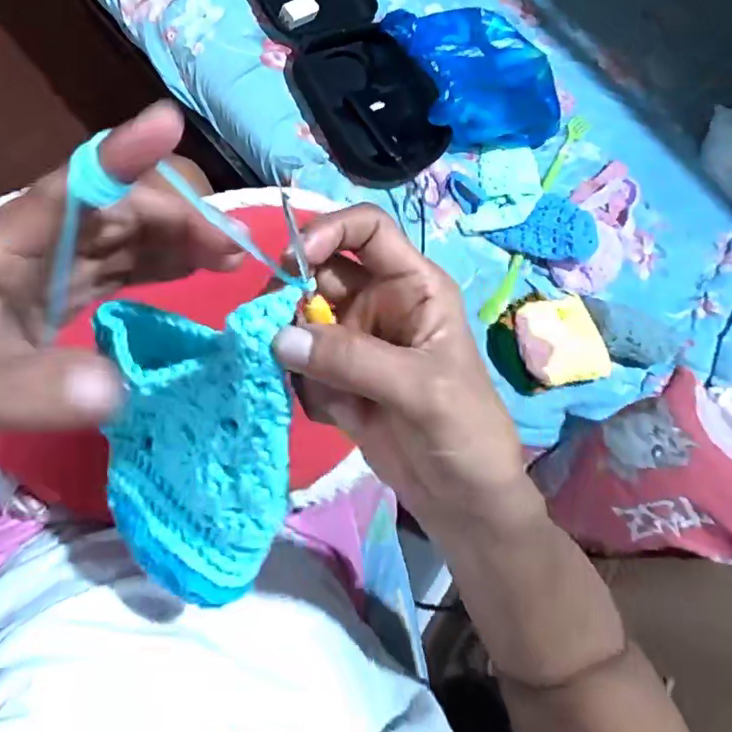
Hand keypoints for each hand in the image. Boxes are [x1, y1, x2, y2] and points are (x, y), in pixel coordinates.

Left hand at [0, 102, 242, 481]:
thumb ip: (31, 392)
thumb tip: (113, 392)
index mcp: (4, 241)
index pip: (69, 186)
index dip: (119, 154)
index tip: (169, 123)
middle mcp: (38, 238)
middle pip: (117, 198)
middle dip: (177, 209)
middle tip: (228, 248)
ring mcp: (56, 262)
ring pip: (130, 225)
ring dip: (182, 231)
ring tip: (230, 256)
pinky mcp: (69, 287)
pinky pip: (128, 260)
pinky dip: (167, 258)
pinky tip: (199, 266)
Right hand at [271, 204, 537, 538]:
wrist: (462, 501)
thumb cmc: (464, 431)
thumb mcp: (419, 389)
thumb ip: (352, 359)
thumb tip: (280, 337)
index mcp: (412, 285)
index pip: (367, 229)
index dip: (330, 229)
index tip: (294, 257)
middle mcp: (378, 301)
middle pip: (319, 271)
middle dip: (291, 293)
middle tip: (268, 326)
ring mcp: (353, 338)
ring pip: (301, 316)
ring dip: (292, 345)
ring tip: (309, 385)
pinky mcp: (335, 373)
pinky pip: (299, 359)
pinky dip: (300, 382)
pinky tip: (332, 415)